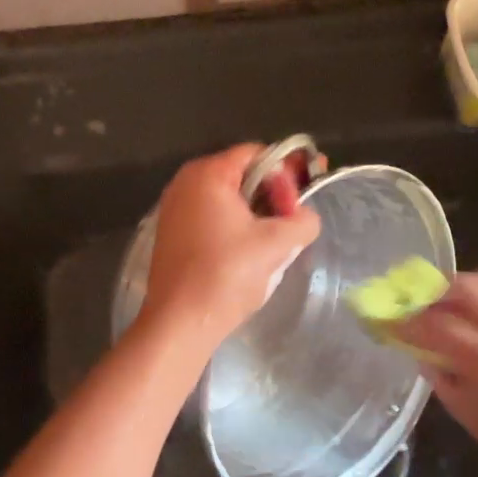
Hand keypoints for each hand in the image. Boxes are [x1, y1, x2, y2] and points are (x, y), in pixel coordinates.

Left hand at [141, 144, 320, 346]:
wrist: (180, 322)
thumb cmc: (227, 275)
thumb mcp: (277, 245)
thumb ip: (303, 221)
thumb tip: (305, 217)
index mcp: (207, 174)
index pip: (258, 154)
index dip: (287, 173)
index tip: (302, 202)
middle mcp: (185, 183)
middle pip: (242, 175)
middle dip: (273, 194)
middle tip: (293, 223)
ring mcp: (174, 209)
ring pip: (228, 200)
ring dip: (256, 214)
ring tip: (276, 242)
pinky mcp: (172, 235)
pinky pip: (212, 218)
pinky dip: (234, 228)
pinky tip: (249, 254)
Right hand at [400, 271, 477, 476]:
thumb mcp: (465, 411)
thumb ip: (439, 373)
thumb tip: (419, 348)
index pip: (436, 324)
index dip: (407, 321)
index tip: (389, 321)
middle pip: (465, 289)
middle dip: (434, 294)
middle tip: (418, 306)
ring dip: (463, 287)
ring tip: (449, 302)